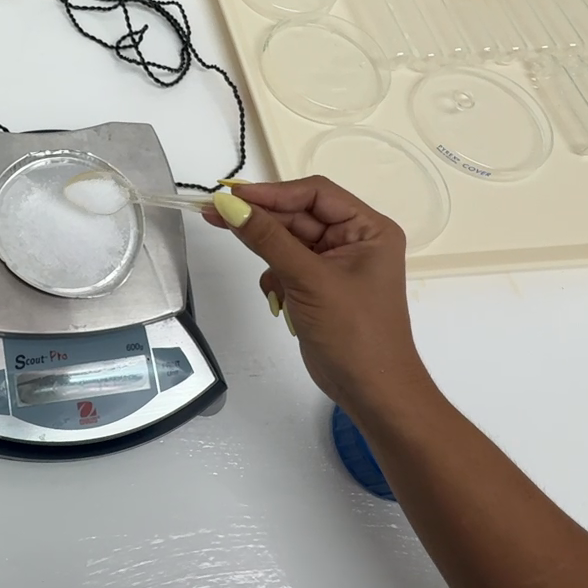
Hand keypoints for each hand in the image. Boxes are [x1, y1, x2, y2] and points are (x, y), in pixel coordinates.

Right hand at [204, 176, 431, 410]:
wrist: (373, 394)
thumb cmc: (353, 332)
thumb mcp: (307, 279)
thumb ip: (266, 238)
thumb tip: (227, 203)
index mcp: (368, 229)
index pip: (314, 193)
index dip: (272, 192)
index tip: (232, 196)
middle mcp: (354, 239)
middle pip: (297, 214)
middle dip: (261, 219)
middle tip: (214, 213)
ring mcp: (335, 263)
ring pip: (286, 238)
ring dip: (266, 250)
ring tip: (236, 246)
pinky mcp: (318, 285)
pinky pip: (285, 262)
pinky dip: (273, 273)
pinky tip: (274, 294)